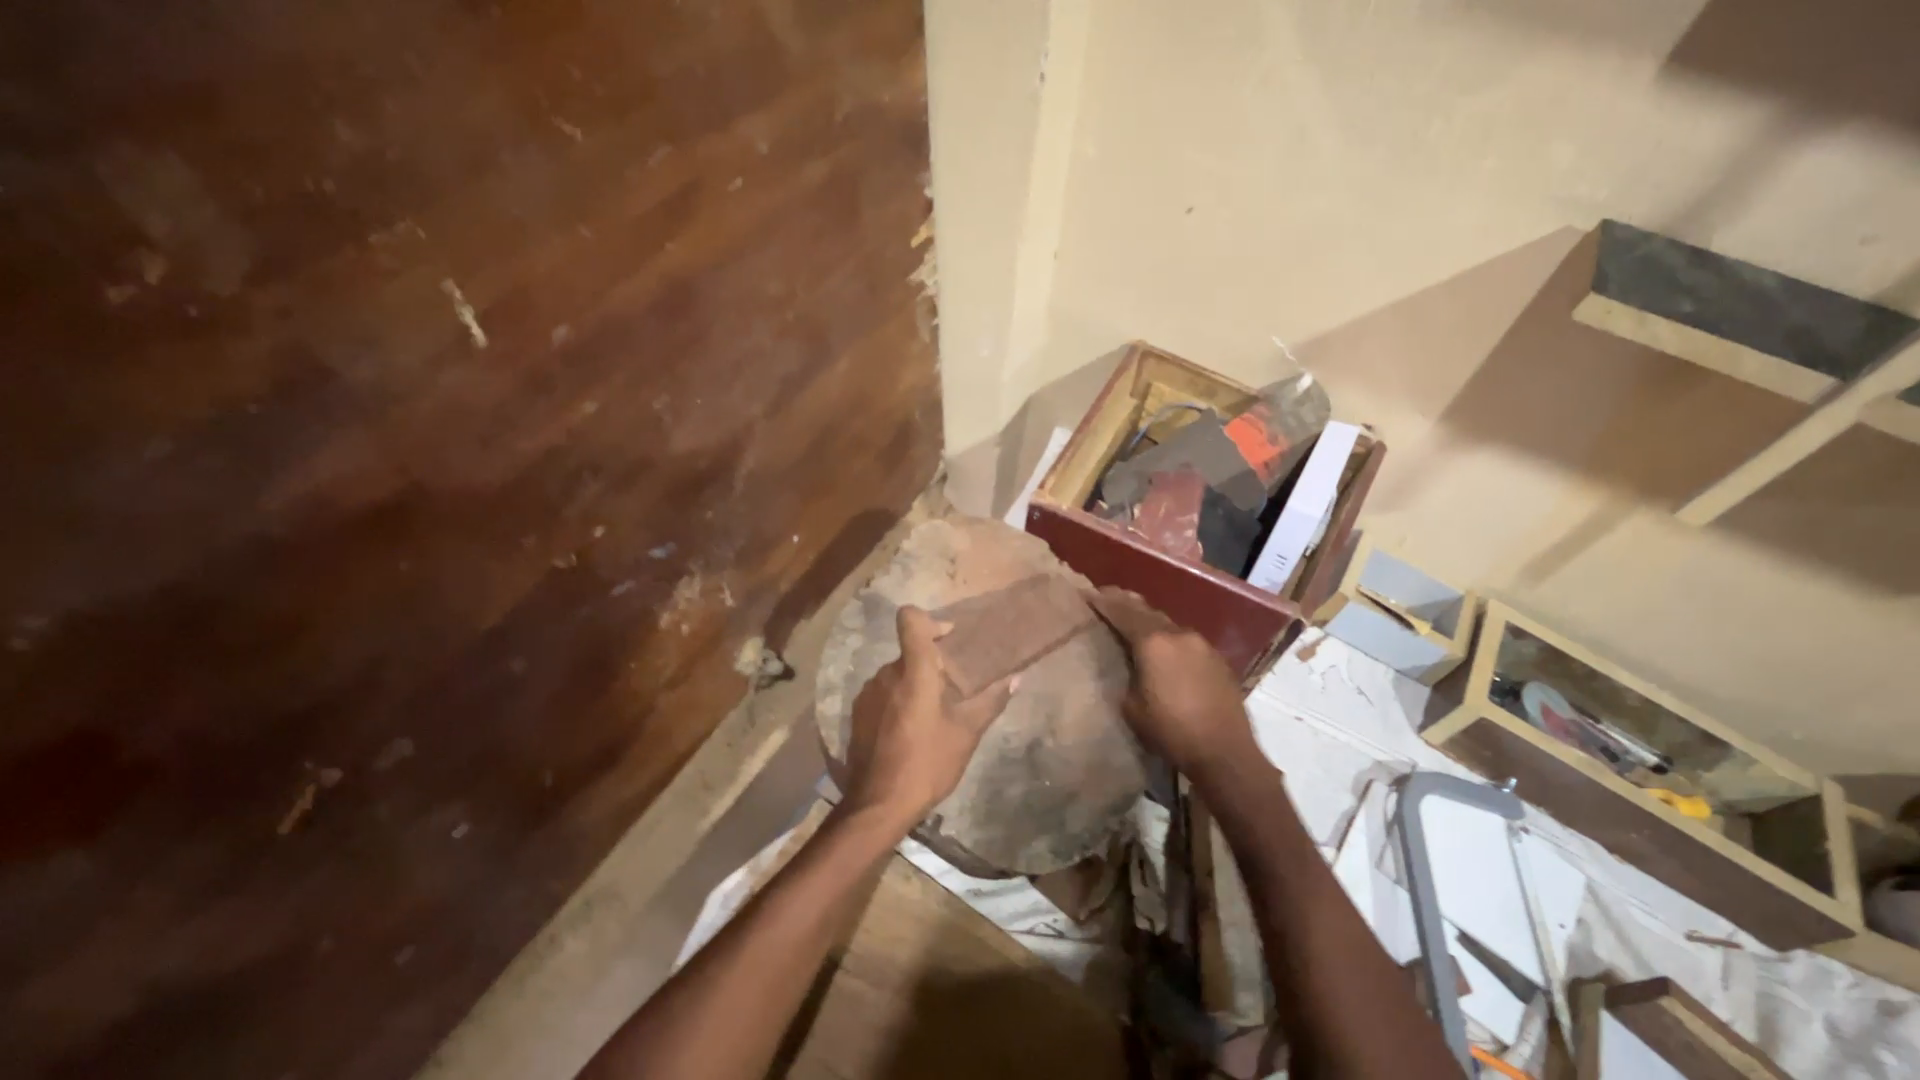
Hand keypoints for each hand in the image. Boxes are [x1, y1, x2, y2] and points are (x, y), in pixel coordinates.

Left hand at [840, 605, 1015, 829]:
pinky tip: (911, 733)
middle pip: (910, 653)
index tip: (949, 640)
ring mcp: (867, 694)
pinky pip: (882, 696)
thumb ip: (990, 701)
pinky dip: (898, 704)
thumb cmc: (928, 763)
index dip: (929, 620)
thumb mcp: (966, 734)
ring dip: (914, 687)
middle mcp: (885, 674)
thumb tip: (1016, 678)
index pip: (910, 619)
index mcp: (913, 671)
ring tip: (933, 717)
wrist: (878, 804)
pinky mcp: (857, 715)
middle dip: (931, 666)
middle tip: (954, 692)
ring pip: (896, 676)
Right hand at [1089, 587, 1256, 779]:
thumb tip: (1131, 667)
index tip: (1088, 594)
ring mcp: (1202, 645)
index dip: (1103, 603)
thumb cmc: (1171, 732)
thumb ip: (1128, 677)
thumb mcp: (1132, 708)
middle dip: (1126, 603)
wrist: (1224, 752)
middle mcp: (1179, 635)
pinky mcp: (1217, 660)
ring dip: (1150, 621)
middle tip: (1109, 596)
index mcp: (1154, 643)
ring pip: (1169, 625)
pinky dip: (1169, 638)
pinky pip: (1186, 641)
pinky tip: (1165, 647)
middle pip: (1147, 612)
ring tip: (1134, 620)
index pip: (1122, 614)